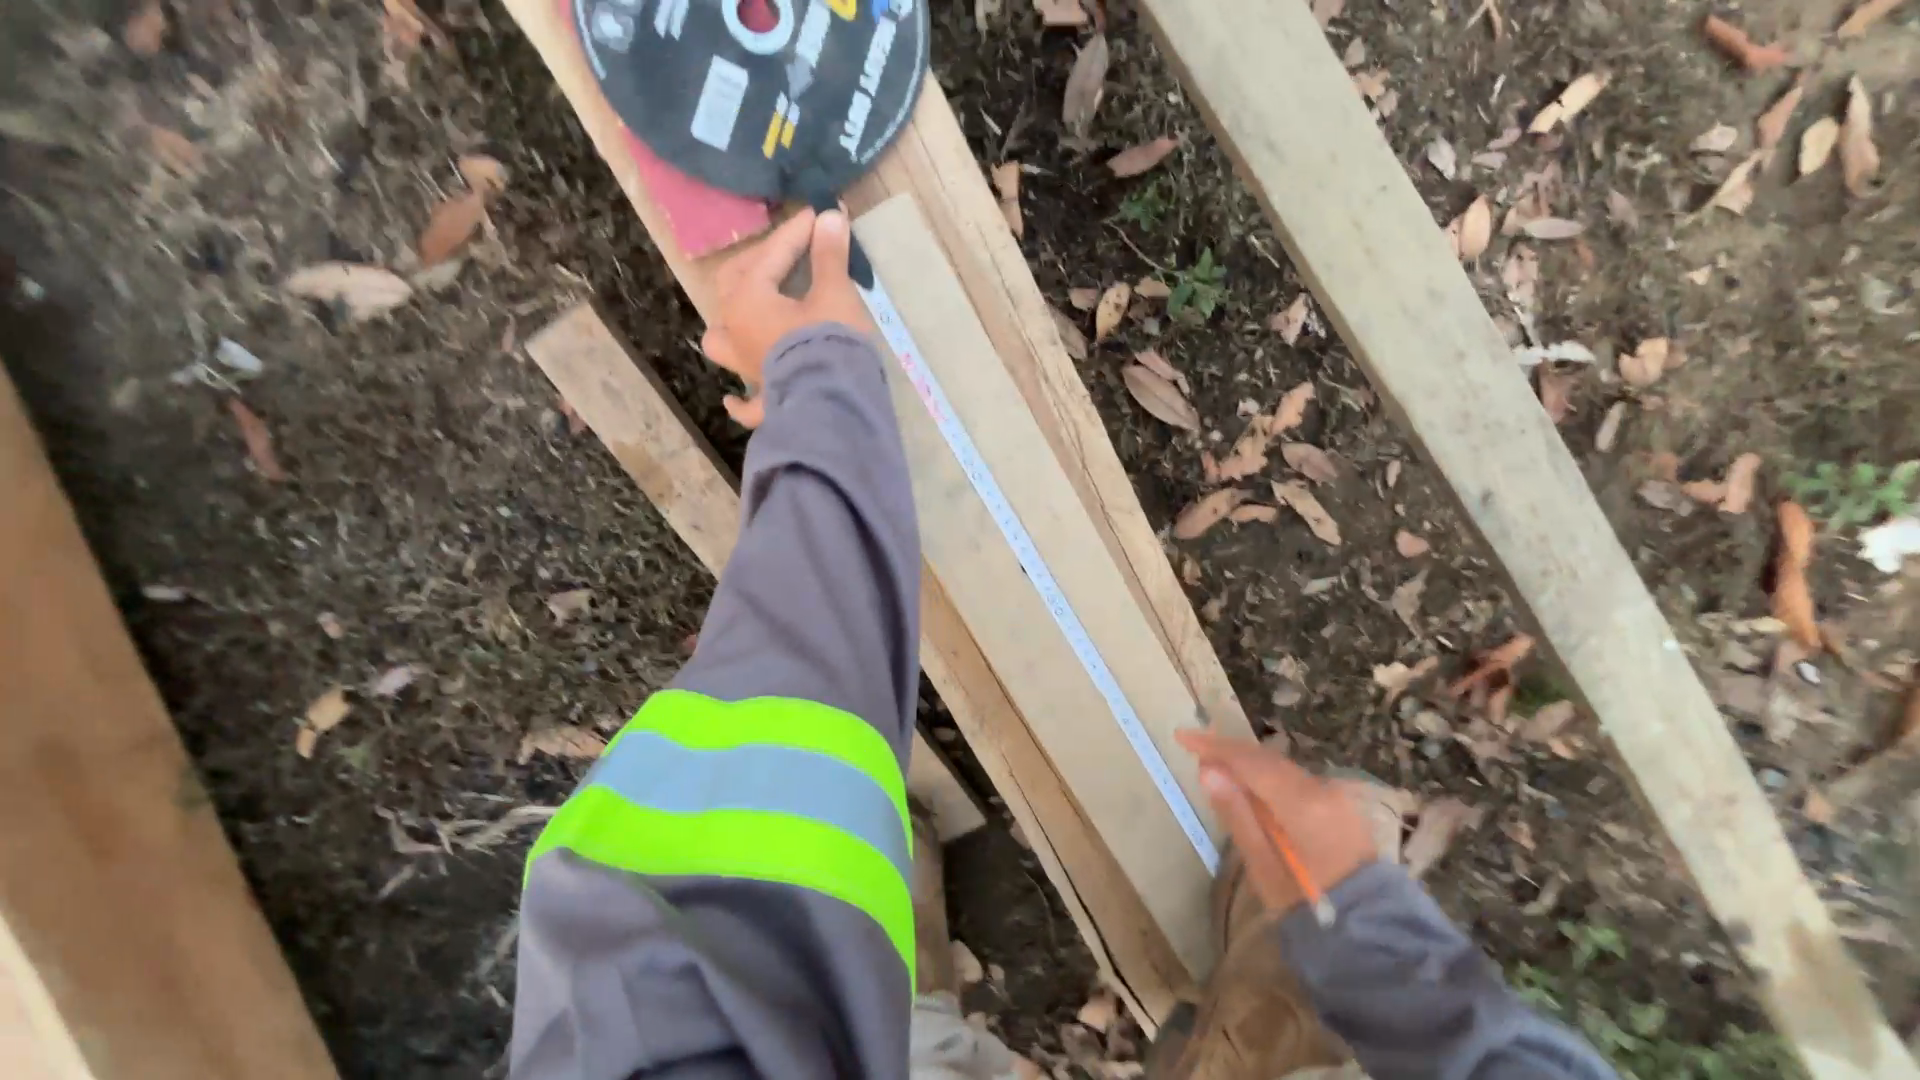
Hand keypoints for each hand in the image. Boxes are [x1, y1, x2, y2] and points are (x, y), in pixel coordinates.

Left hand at [702, 207, 871, 428]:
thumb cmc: (830, 341)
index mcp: (748, 299)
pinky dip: (740, 400)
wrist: (835, 402)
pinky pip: (745, 402)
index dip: (798, 231)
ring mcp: (744, 368)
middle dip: (757, 264)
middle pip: (733, 286)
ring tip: (742, 318)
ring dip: (728, 328)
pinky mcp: (763, 400)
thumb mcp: (835, 293)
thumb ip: (829, 256)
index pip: (773, 254)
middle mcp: (735, 331)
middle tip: (784, 253)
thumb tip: (830, 216)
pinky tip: (733, 399)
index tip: (820, 214)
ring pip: (721, 342)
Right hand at [1177, 730, 1377, 914]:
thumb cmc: (1307, 906)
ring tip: (1215, 766)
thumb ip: (1237, 815)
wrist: (1369, 933)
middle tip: (1194, 749)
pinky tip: (1249, 786)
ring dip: (1247, 764)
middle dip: (1229, 752)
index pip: (1250, 761)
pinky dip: (1268, 778)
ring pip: (1281, 768)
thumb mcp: (1263, 867)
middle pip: (1266, 760)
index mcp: (1302, 803)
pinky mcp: (1341, 806)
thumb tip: (1208, 771)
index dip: (1214, 746)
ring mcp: (1336, 796)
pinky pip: (1295, 780)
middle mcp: (1322, 788)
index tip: (1182, 736)